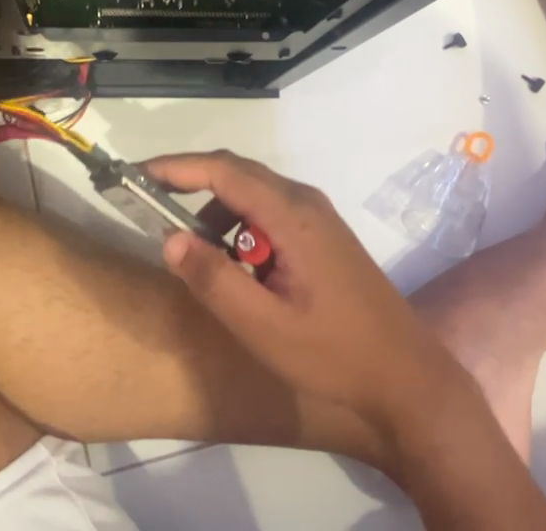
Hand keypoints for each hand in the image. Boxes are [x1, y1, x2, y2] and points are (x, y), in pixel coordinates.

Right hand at [148, 152, 477, 461]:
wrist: (407, 379)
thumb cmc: (334, 354)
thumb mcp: (263, 326)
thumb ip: (214, 280)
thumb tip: (169, 239)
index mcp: (293, 216)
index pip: (224, 171)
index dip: (177, 167)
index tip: (138, 173)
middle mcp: (306, 203)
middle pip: (238, 173)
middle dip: (190, 183)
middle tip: (149, 202)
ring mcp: (319, 218)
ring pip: (254, 195)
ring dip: (217, 212)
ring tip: (196, 255)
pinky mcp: (324, 237)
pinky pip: (271, 214)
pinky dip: (241, 228)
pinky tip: (238, 270)